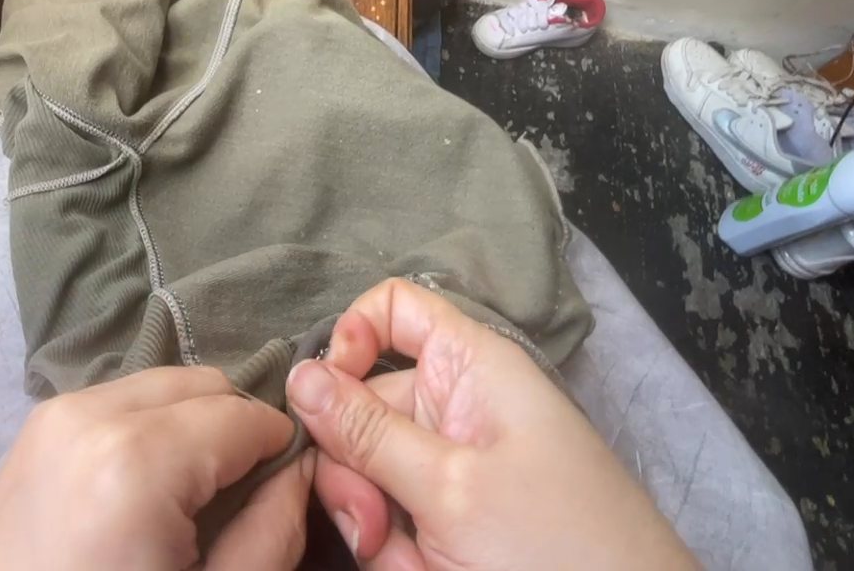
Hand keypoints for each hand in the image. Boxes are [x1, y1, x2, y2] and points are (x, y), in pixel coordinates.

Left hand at [0, 366, 314, 570]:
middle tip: (245, 487)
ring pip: (158, 384)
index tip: (291, 476)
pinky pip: (117, 399)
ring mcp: (54, 413)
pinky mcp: (33, 428)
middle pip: (198, 382)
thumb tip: (302, 468)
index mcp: (137, 461)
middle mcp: (91, 414)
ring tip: (195, 487)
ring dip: (191, 420)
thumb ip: (270, 532)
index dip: (277, 442)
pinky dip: (148, 423)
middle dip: (233, 423)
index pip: (240, 414)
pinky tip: (147, 482)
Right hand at [287, 279, 696, 569]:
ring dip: (377, 523)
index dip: (351, 335)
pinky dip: (400, 554)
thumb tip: (297, 375)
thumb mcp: (451, 490)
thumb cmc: (557, 550)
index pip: (394, 308)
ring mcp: (450, 467)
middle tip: (372, 525)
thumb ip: (366, 432)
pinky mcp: (449, 521)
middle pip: (364, 403)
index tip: (327, 392)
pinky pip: (393, 518)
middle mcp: (454, 405)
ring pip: (369, 471)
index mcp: (468, 366)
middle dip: (356, 469)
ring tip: (415, 565)